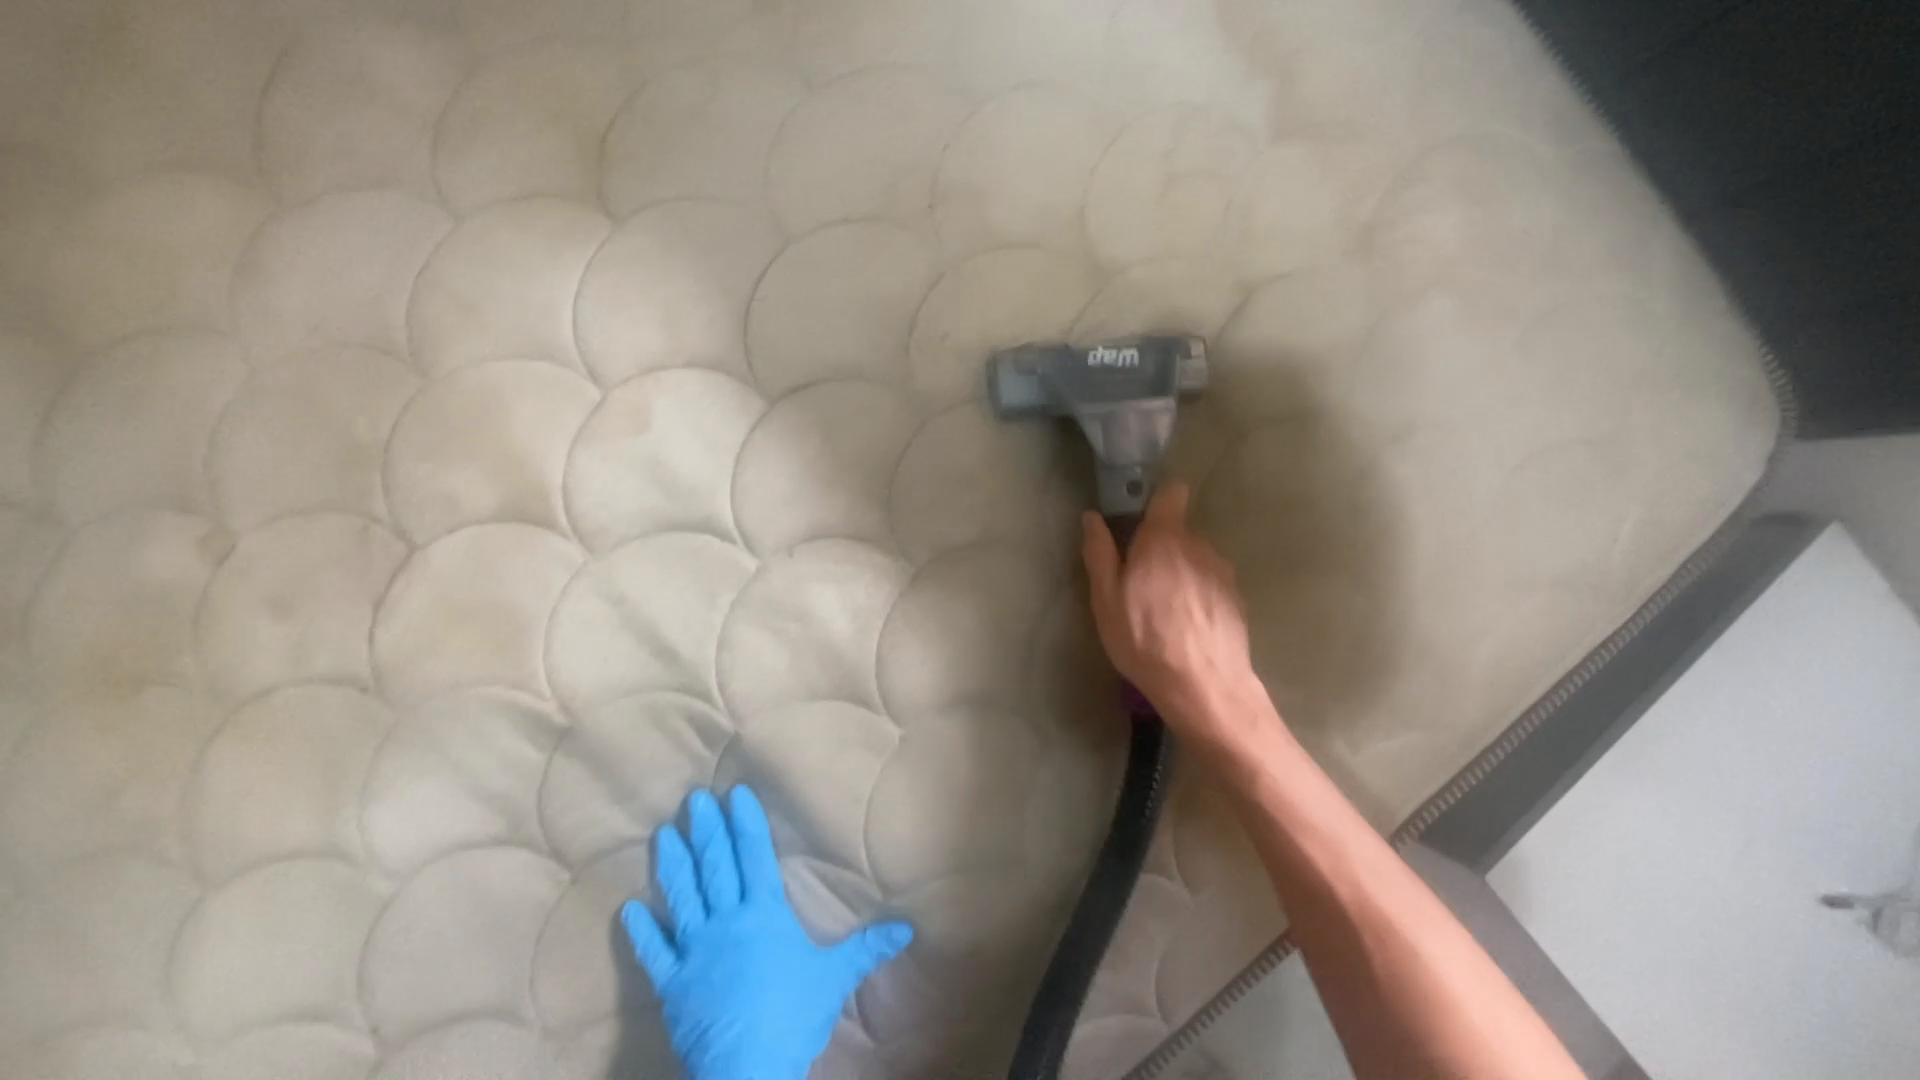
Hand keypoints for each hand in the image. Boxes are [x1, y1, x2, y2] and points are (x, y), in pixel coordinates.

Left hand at [622, 787, 913, 1079]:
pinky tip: (630, 909)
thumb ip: (866, 949)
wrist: (748, 1066)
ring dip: (673, 865)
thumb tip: (907, 929)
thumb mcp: (836, 978)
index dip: (746, 824)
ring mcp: (695, 950)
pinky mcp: (673, 982)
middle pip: (716, 867)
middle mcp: (727, 921)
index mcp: (765, 914)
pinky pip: (655, 952)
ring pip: (682, 897)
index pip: (755, 857)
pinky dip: (642, 931)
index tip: (734, 793)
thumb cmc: (794, 1015)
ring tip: (663, 834)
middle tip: (694, 799)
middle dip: (706, 831)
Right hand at [1081, 482, 1264, 745]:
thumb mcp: (1106, 600)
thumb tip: (1092, 518)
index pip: (1172, 493)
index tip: (1138, 521)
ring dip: (1181, 572)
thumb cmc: (1144, 640)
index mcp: (1164, 538)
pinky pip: (1211, 582)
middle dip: (1161, 546)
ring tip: (1164, 609)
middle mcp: (1199, 545)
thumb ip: (1100, 553)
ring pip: (1196, 558)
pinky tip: (1187, 626)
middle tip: (1139, 581)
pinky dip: (1198, 594)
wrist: (1204, 686)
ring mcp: (1223, 571)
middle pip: (1180, 531)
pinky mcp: (1237, 597)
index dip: (1156, 501)